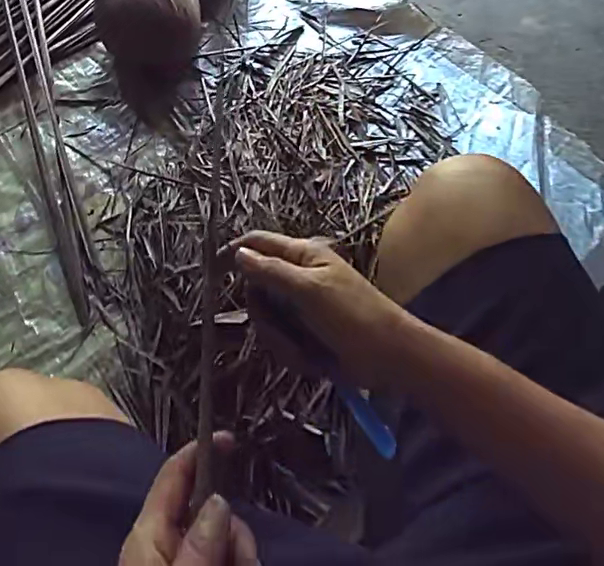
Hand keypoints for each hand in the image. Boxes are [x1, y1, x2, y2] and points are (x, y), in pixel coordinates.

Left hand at [121, 434, 257, 565]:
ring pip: (222, 535)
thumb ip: (199, 545)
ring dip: (240, 551)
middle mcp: (163, 541)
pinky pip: (223, 556)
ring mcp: (178, 561)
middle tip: (245, 558)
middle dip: (235, 527)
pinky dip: (237, 561)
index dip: (201, 448)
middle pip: (209, 508)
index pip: (175, 471)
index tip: (230, 438)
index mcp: (149, 532)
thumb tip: (219, 499)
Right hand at [231, 231, 417, 386]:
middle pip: (256, 289)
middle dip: (266, 317)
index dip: (236, 252)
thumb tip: (239, 252)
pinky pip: (282, 341)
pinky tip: (314, 361)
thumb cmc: (354, 315)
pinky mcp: (305, 333)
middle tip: (283, 331)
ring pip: (267, 321)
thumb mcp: (310, 290)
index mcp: (302, 255)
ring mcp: (301, 307)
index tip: (213, 270)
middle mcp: (298, 277)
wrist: (390, 358)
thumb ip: (272, 271)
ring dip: (282, 341)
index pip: (259, 243)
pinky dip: (294, 354)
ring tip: (307, 351)